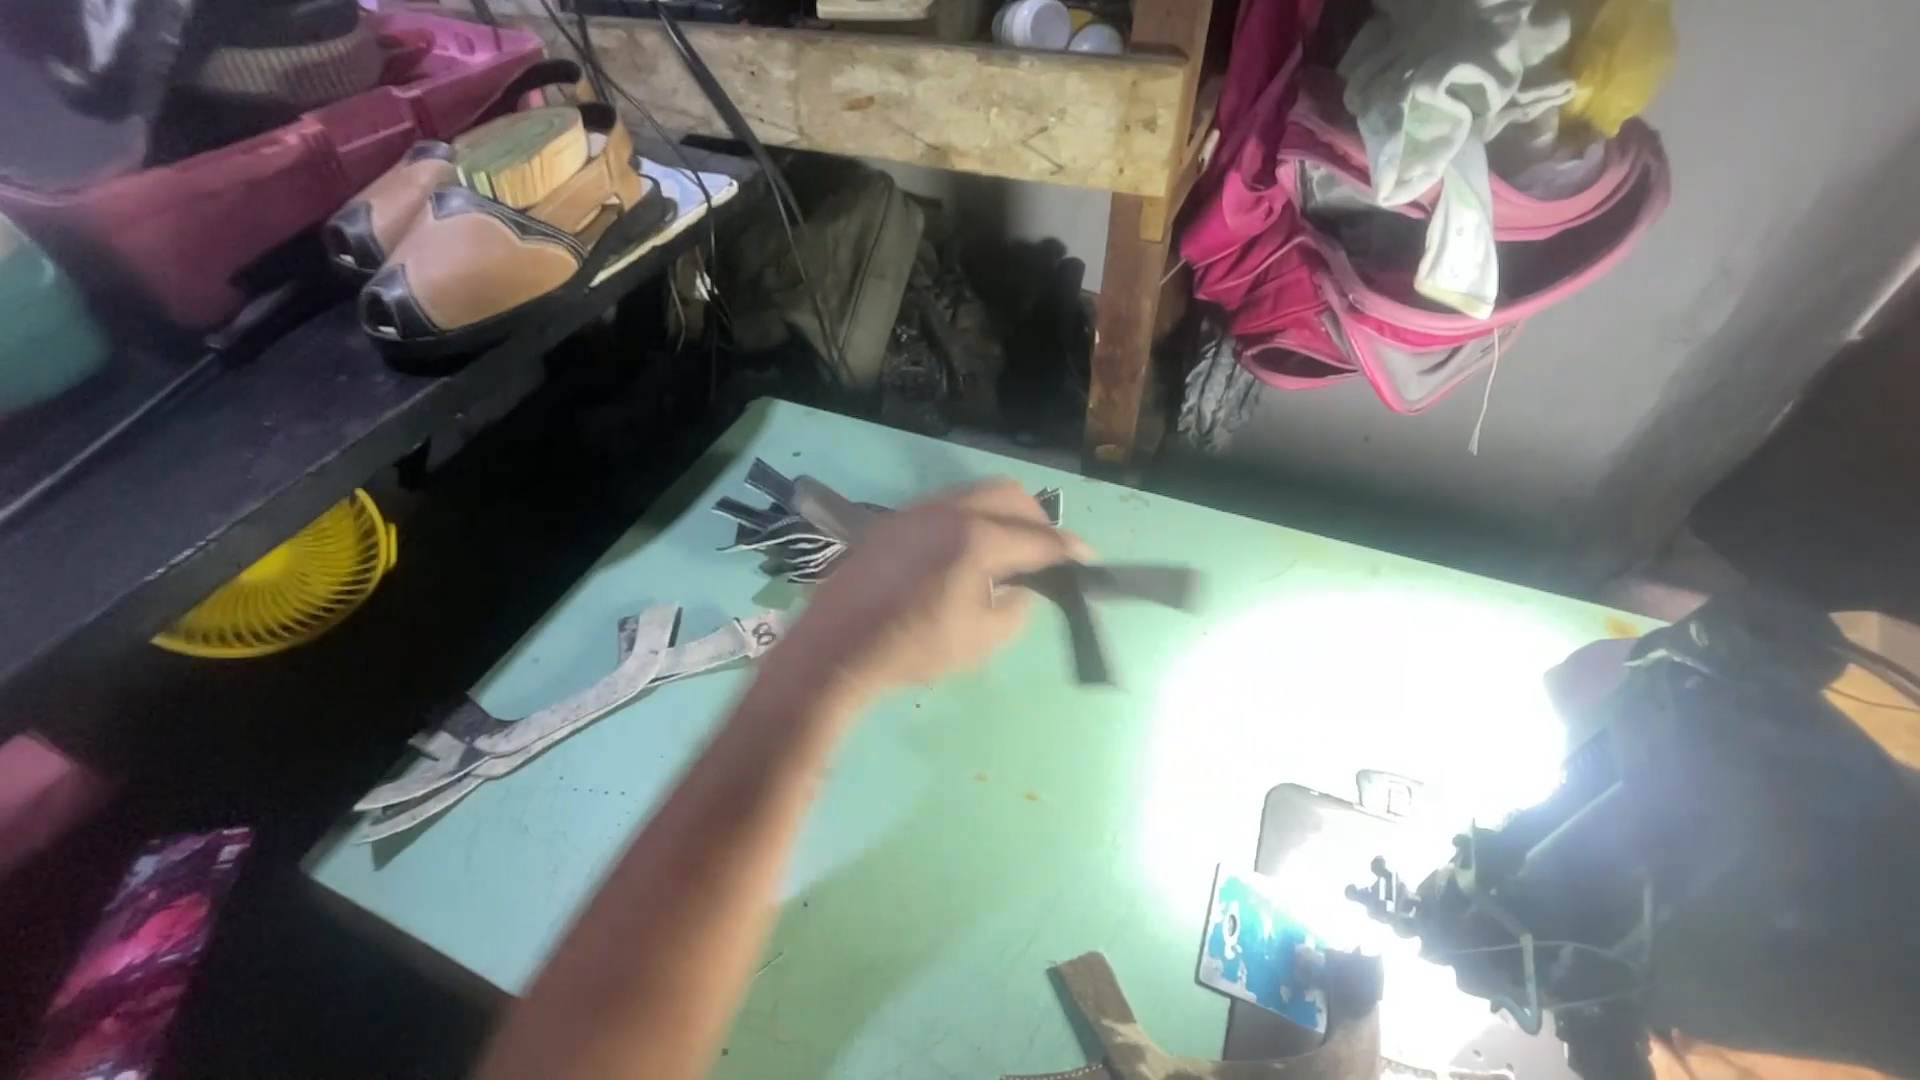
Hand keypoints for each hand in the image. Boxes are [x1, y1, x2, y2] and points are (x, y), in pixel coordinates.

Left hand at [767, 478, 1089, 701]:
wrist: (837, 647)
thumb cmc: (914, 649)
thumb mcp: (982, 640)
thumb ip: (1015, 608)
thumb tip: (1020, 588)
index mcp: (978, 539)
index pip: (1038, 538)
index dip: (1068, 550)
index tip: (1087, 559)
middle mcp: (950, 511)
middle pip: (1010, 496)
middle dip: (1037, 521)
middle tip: (1046, 553)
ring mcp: (917, 511)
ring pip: (974, 494)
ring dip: (1001, 516)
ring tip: (1007, 550)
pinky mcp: (893, 522)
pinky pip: (945, 508)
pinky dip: (969, 521)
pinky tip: (963, 554)